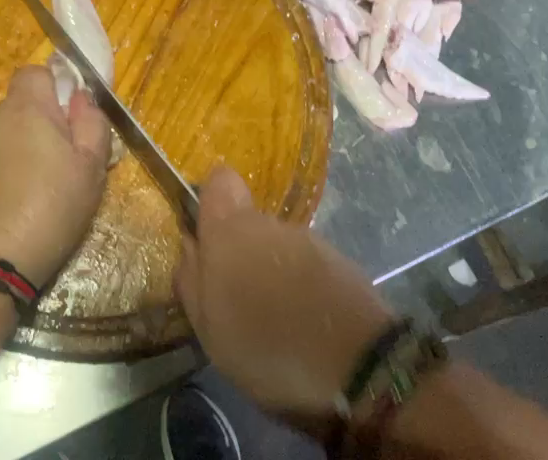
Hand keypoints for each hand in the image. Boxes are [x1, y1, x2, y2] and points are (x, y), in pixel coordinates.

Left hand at [0, 65, 111, 286]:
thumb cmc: (51, 207)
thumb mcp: (91, 167)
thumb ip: (92, 123)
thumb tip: (82, 97)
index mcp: (27, 108)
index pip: (35, 71)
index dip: (55, 86)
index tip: (72, 117)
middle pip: (22, 103)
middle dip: (44, 120)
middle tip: (67, 157)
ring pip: (8, 130)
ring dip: (26, 145)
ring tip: (44, 184)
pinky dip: (8, 166)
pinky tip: (19, 198)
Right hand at [175, 166, 393, 428]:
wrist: (358, 366)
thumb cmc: (266, 347)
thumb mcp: (208, 328)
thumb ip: (190, 281)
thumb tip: (188, 246)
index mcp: (229, 232)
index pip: (218, 181)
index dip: (210, 201)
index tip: (206, 237)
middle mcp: (268, 224)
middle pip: (247, 222)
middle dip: (241, 252)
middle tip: (238, 299)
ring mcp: (308, 240)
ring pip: (277, 246)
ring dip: (271, 272)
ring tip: (273, 321)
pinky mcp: (339, 262)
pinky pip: (305, 266)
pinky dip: (299, 287)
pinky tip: (302, 325)